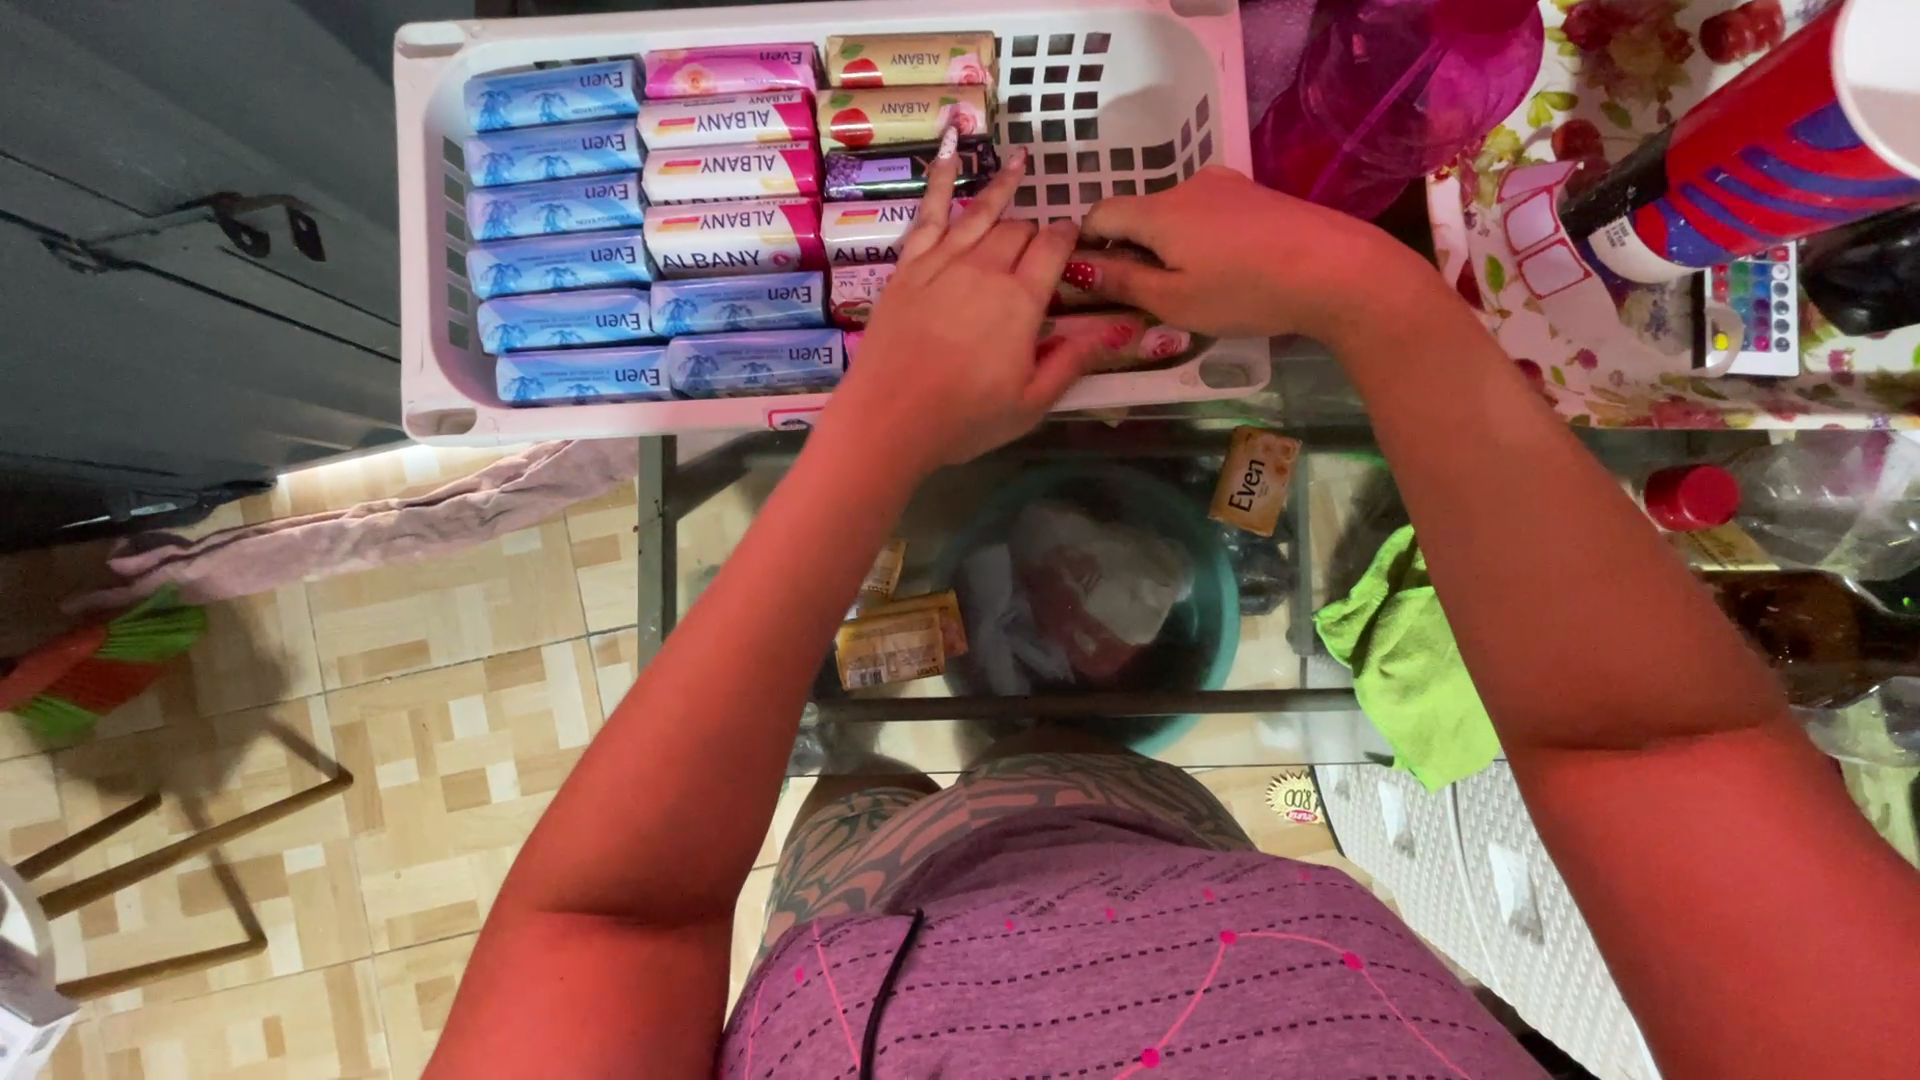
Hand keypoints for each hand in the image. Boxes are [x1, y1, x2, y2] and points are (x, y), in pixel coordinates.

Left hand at [816, 131, 1102, 475]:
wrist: (889, 419)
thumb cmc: (964, 419)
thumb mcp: (1030, 404)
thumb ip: (1073, 362)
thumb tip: (1120, 330)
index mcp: (1021, 301)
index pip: (1054, 250)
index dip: (1068, 238)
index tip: (1073, 237)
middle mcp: (985, 269)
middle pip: (1019, 232)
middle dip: (1036, 231)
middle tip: (1041, 243)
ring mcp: (942, 263)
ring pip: (981, 215)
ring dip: (1004, 189)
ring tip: (1022, 165)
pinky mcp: (908, 267)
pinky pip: (928, 214)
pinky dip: (940, 180)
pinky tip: (950, 151)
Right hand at [1066, 166, 1437, 343]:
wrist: (1335, 270)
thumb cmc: (1244, 292)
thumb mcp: (1173, 300)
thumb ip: (1122, 282)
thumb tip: (1078, 267)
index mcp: (1158, 210)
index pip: (1100, 213)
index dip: (1087, 246)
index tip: (1096, 283)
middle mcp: (1187, 185)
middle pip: (1137, 214)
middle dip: (1128, 251)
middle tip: (1143, 298)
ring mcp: (1225, 186)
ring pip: (1173, 216)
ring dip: (1164, 248)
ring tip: (1187, 289)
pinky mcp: (1253, 195)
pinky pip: (1205, 215)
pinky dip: (1196, 241)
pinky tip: (1221, 271)